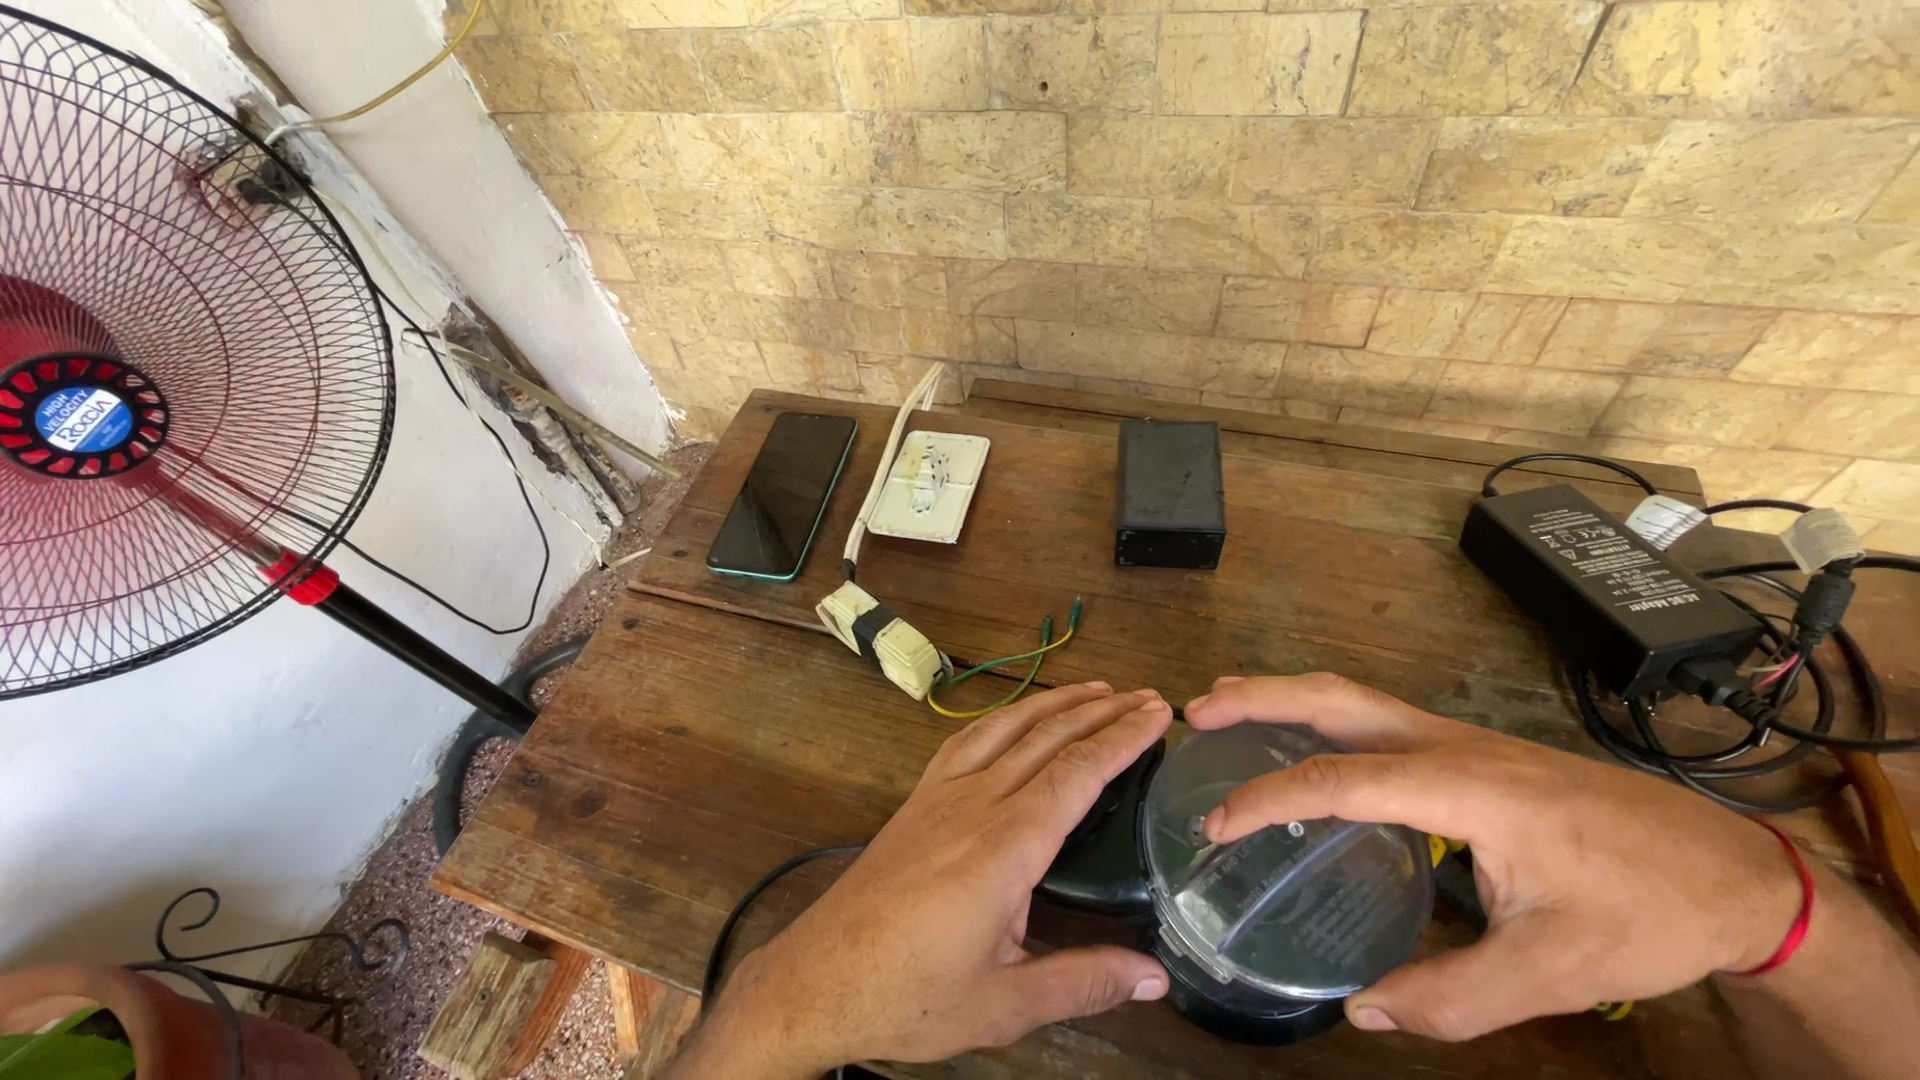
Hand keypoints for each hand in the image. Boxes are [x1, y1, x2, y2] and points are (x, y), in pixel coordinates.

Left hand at [691, 683, 1172, 1076]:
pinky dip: (1003, 716)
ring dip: (1056, 702)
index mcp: (1007, 848)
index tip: (1158, 713)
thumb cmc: (913, 994)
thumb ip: (1083, 982)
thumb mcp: (1005, 1004)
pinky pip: (966, 739)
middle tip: (1148, 695)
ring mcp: (942, 794)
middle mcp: (977, 804)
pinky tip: (1018, 715)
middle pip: (1049, 738)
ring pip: (1008, 727)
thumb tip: (1157, 977)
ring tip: (1097, 688)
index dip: (1122, 738)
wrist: (820, 976)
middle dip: (1102, 711)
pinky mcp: (918, 798)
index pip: (1077, 773)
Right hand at [1184, 673, 1803, 1042]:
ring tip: (1223, 707)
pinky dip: (1313, 712)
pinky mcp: (1463, 745)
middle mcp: (1448, 743)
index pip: (1339, 778)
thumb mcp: (1556, 971)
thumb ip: (1456, 997)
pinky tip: (1297, 737)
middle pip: (1334, 698)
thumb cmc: (1644, 913)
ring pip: (1350, 695)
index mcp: (1463, 787)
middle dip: (1258, 698)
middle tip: (1195, 712)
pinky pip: (1369, 714)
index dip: (1268, 797)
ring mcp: (1456, 736)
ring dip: (1280, 695)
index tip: (1217, 823)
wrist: (1730, 869)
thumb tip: (1362, 1009)